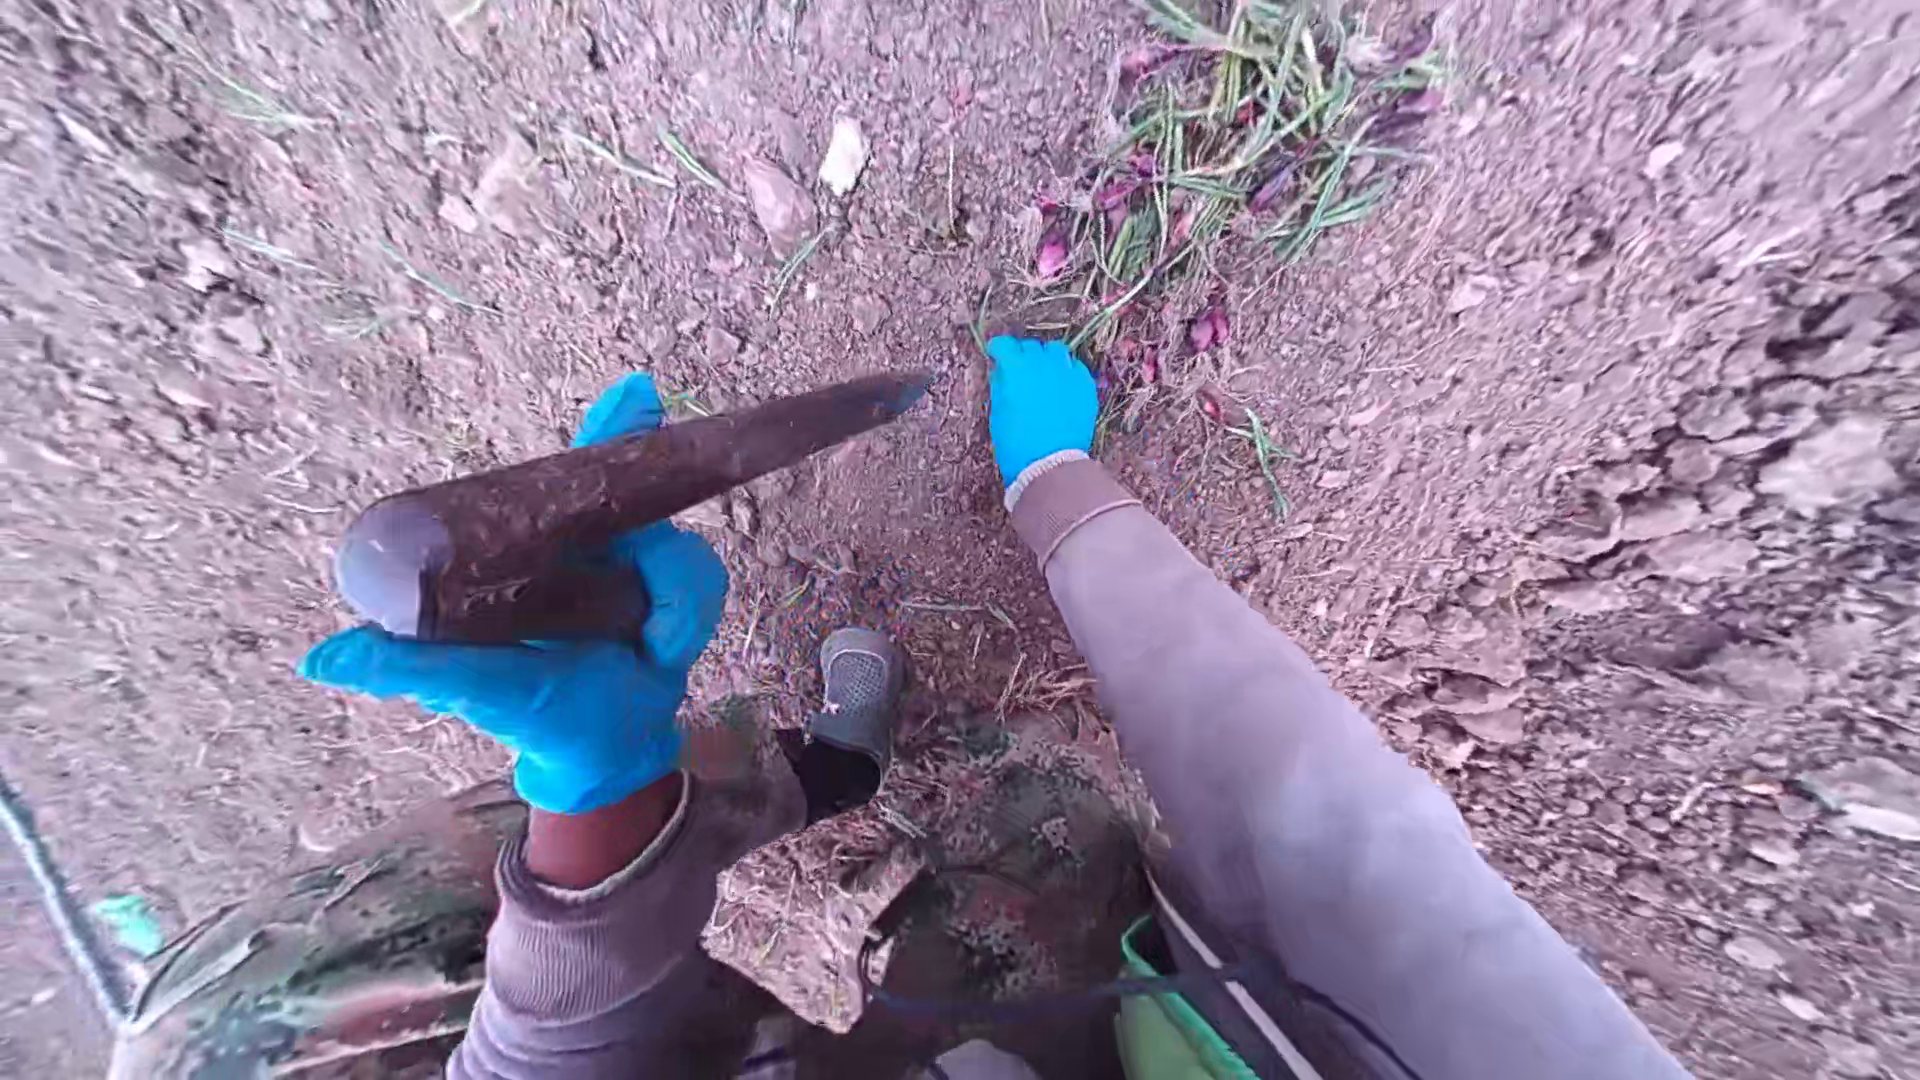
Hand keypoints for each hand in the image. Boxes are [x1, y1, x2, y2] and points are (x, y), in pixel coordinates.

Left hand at [299, 374, 727, 814]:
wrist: (611, 742)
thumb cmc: (541, 713)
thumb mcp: (484, 690)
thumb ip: (428, 670)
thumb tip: (330, 652)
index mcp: (546, 550)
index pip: (578, 478)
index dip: (612, 433)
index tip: (640, 394)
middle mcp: (602, 546)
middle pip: (655, 517)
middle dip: (664, 575)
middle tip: (659, 635)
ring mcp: (650, 566)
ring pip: (690, 557)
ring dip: (681, 609)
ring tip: (658, 653)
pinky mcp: (687, 589)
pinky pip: (708, 583)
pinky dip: (695, 619)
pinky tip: (670, 652)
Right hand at [985, 336, 1097, 486]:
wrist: (1050, 466)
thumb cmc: (1016, 445)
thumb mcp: (999, 414)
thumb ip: (1002, 386)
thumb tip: (1004, 371)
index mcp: (1017, 370)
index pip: (1005, 346)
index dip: (999, 349)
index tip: (996, 354)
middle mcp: (1043, 365)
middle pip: (1031, 347)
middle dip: (1022, 355)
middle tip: (1019, 369)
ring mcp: (1067, 374)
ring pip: (1056, 351)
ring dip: (1046, 358)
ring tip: (1042, 373)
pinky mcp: (1085, 387)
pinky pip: (1075, 368)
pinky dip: (1065, 372)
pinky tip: (1061, 385)